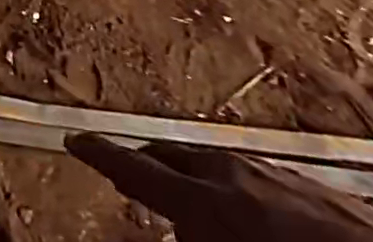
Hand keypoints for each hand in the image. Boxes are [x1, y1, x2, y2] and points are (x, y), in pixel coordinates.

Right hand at [66, 134, 372, 241]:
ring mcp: (266, 170)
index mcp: (205, 203)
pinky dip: (221, 179)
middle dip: (141, 162)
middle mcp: (229, 173)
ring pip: (203, 159)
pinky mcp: (297, 177)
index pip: (135, 169)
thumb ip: (185, 236)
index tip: (76, 140)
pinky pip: (239, 167)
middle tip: (125, 176)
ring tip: (182, 199)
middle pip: (166, 156)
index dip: (100, 154)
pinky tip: (240, 209)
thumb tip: (168, 227)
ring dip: (182, 171)